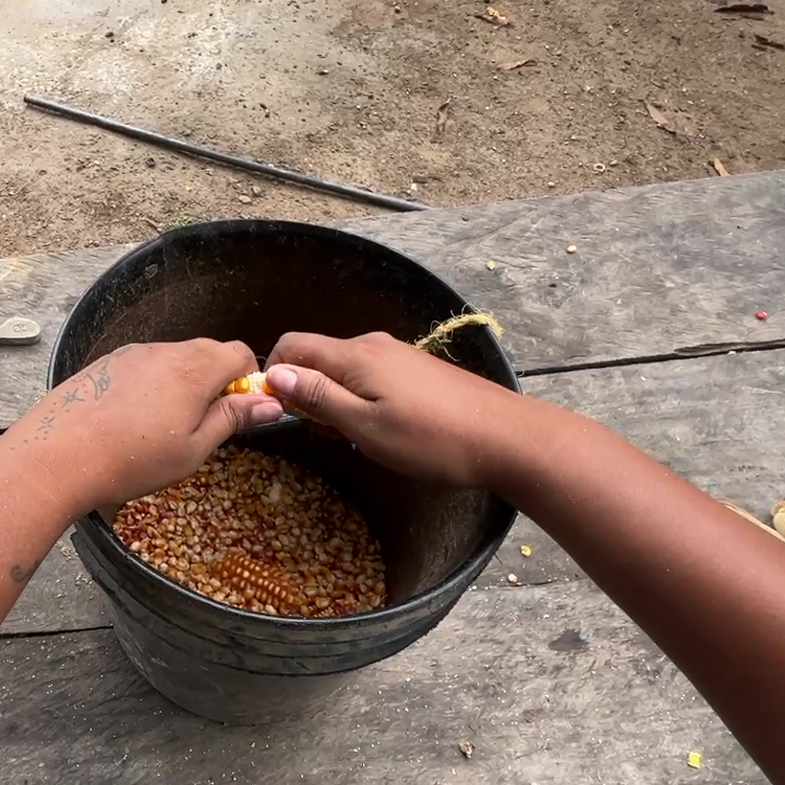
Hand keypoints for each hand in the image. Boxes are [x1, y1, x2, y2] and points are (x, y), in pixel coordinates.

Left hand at [0, 339, 282, 514]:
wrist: (57, 456)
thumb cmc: (132, 460)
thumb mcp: (193, 449)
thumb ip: (232, 418)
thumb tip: (271, 402)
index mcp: (194, 368)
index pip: (239, 353)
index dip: (247, 381)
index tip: (238, 412)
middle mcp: (164, 350)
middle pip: (206, 352)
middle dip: (215, 381)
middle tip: (201, 424)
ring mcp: (130, 353)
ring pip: (172, 359)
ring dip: (181, 383)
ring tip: (162, 426)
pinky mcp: (104, 363)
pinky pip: (142, 365)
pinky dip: (150, 384)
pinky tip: (132, 419)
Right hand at [264, 331, 539, 489]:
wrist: (509, 439)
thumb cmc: (431, 440)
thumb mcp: (365, 426)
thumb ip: (318, 397)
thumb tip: (275, 373)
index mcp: (354, 356)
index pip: (293, 345)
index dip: (276, 373)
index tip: (283, 411)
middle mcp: (372, 345)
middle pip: (317, 356)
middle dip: (306, 390)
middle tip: (326, 433)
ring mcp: (397, 353)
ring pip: (343, 368)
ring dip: (334, 397)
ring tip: (357, 435)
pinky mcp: (415, 367)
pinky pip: (368, 374)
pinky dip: (359, 396)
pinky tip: (383, 426)